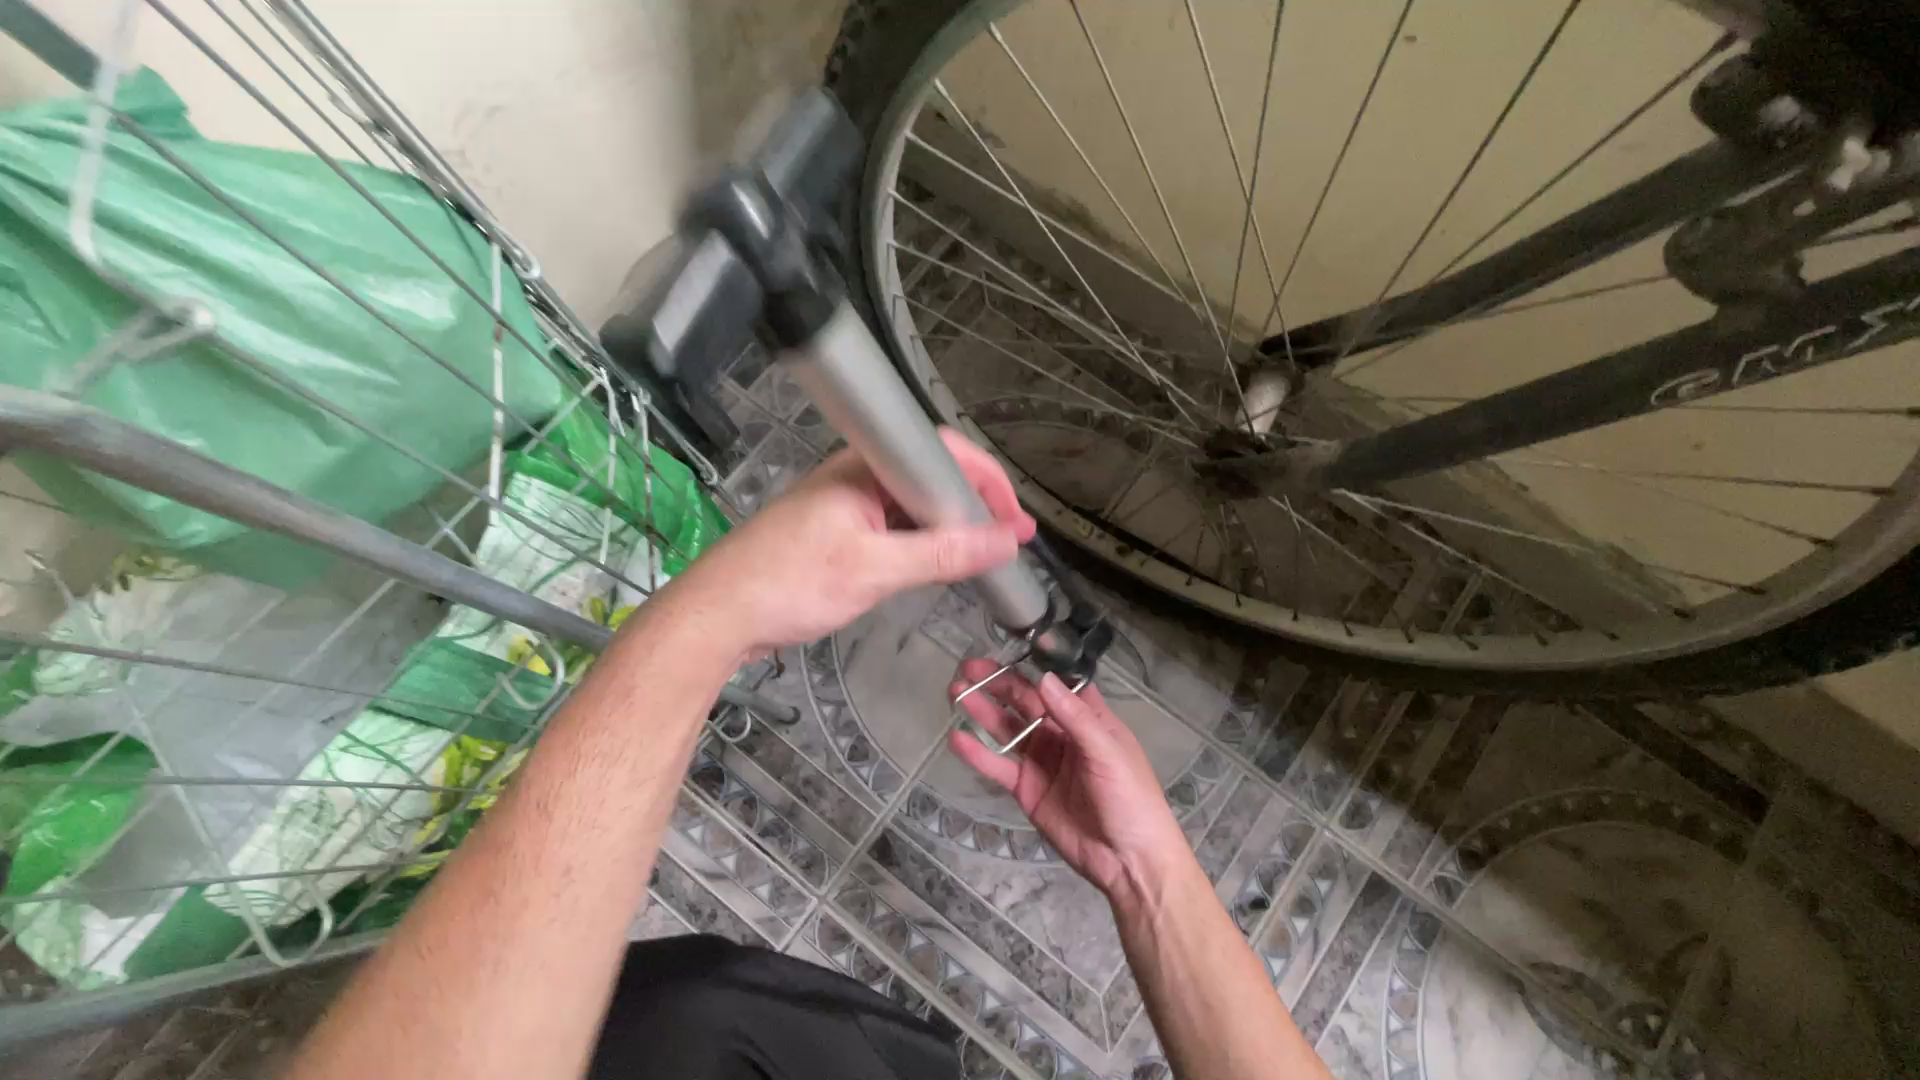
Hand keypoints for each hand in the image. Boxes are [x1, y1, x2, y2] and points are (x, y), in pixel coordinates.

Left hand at [669, 429, 1035, 654]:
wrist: (719, 616)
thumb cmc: (787, 584)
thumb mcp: (874, 570)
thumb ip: (943, 554)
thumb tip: (1005, 542)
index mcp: (866, 467)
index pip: (942, 453)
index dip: (986, 481)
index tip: (1014, 522)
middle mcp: (859, 476)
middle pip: (933, 476)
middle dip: (975, 505)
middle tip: (1007, 541)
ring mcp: (849, 504)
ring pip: (916, 504)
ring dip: (951, 526)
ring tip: (984, 556)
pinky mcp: (841, 532)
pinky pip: (896, 526)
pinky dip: (924, 542)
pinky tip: (940, 564)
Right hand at [947, 660, 1189, 903]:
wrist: (1129, 861)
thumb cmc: (1131, 798)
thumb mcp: (1108, 752)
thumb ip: (1075, 716)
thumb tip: (1043, 679)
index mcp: (1088, 720)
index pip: (1057, 684)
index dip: (1032, 666)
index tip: (1005, 649)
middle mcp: (1062, 734)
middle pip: (1025, 702)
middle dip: (997, 684)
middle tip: (967, 669)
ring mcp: (1042, 761)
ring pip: (1007, 730)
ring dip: (982, 711)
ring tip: (956, 693)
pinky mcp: (1027, 789)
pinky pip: (999, 766)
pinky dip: (978, 754)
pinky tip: (957, 739)